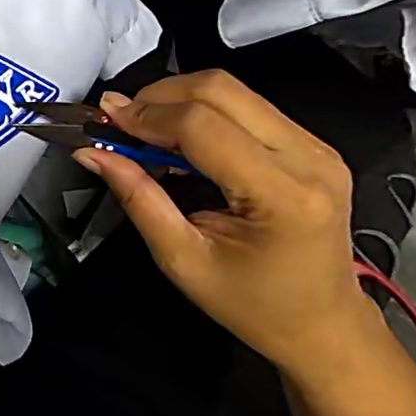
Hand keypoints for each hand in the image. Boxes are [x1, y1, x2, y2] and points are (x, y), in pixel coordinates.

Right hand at [73, 71, 375, 377]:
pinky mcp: (311, 143)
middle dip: (158, 96)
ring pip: (230, 89)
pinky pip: (244, 103)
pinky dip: (200, 107)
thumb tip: (92, 151)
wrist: (324, 326)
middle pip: (219, 90)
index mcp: (283, 197)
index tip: (106, 122)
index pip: (203, 126)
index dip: (147, 116)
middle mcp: (309, 160)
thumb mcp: (182, 259)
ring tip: (145, 129)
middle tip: (121, 122)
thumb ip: (137, 197)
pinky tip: (178, 135)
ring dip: (177, 98)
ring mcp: (316, 147)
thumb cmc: (253, 304)